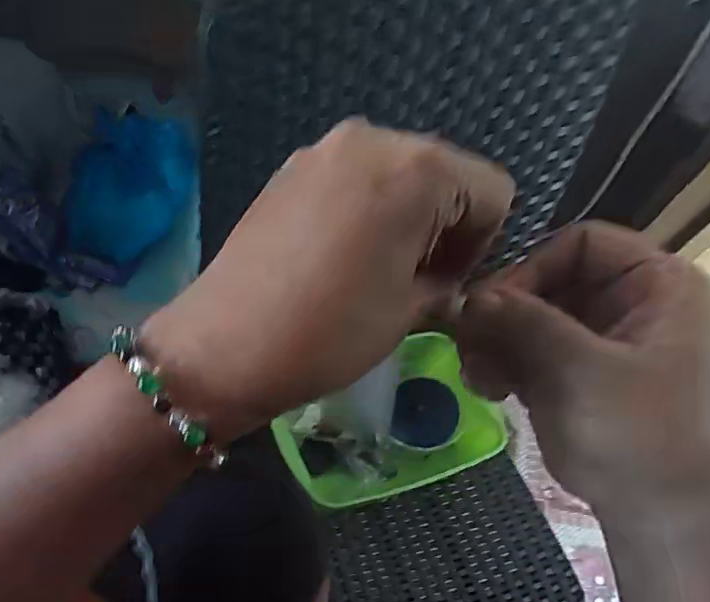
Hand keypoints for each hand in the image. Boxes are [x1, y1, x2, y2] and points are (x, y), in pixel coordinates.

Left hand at [142, 119, 514, 435]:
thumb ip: (441, 284)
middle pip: (438, 177)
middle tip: (405, 287)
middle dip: (436, 230)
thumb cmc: (323, 338)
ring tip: (362, 280)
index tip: (442, 291)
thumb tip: (444, 279)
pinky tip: (328, 266)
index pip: (490, 192)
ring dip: (393, 223)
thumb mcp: (403, 315)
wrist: (219, 351)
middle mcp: (368, 141)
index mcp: (415, 168)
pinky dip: (354, 219)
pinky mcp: (282, 178)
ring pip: (388, 180)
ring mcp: (317, 156)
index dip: (478, 248)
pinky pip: (343, 188)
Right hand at [455, 221, 709, 523]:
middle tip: (465, 349)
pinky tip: (486, 391)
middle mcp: (627, 308)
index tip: (487, 311)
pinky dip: (504, 370)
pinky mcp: (576, 385)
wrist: (664, 509)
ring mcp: (600, 349)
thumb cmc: (638, 431)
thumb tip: (469, 297)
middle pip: (550, 287)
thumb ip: (526, 325)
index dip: (529, 271)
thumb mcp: (581, 369)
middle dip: (503, 316)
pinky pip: (531, 360)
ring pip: (533, 326)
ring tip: (475, 378)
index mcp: (655, 285)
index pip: (581, 245)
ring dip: (496, 346)